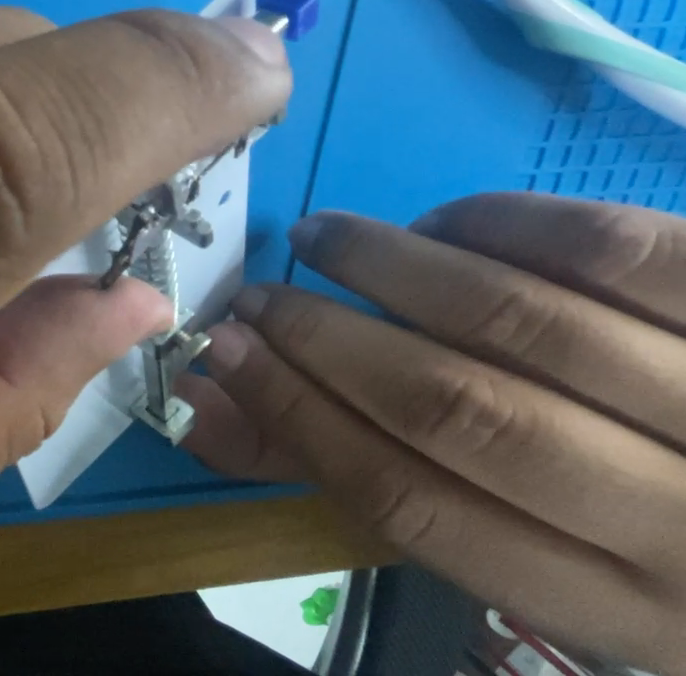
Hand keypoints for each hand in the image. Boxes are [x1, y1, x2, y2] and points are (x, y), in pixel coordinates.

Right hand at [183, 193, 685, 673]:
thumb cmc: (630, 523)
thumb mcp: (509, 536)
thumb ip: (347, 473)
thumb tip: (195, 399)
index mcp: (620, 603)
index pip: (412, 501)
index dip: (295, 411)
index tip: (225, 348)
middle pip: (459, 411)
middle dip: (324, 337)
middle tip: (260, 295)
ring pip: (523, 322)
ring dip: (389, 264)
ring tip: (323, 238)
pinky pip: (613, 250)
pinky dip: (499, 221)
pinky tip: (443, 222)